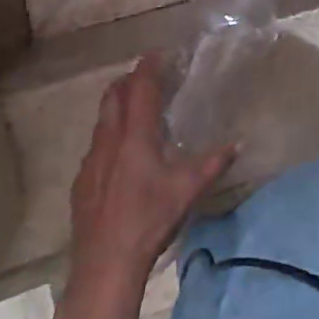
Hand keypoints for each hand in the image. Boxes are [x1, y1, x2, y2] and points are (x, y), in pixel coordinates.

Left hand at [68, 56, 235, 281]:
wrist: (105, 264)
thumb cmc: (149, 219)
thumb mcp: (187, 191)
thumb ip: (213, 163)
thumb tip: (238, 143)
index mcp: (135, 136)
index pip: (141, 89)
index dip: (148, 67)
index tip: (157, 53)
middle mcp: (109, 140)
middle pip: (113, 96)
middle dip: (127, 80)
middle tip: (145, 77)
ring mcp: (90, 161)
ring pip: (101, 120)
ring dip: (115, 107)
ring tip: (133, 111)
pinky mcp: (81, 182)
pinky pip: (94, 147)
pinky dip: (107, 137)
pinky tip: (118, 157)